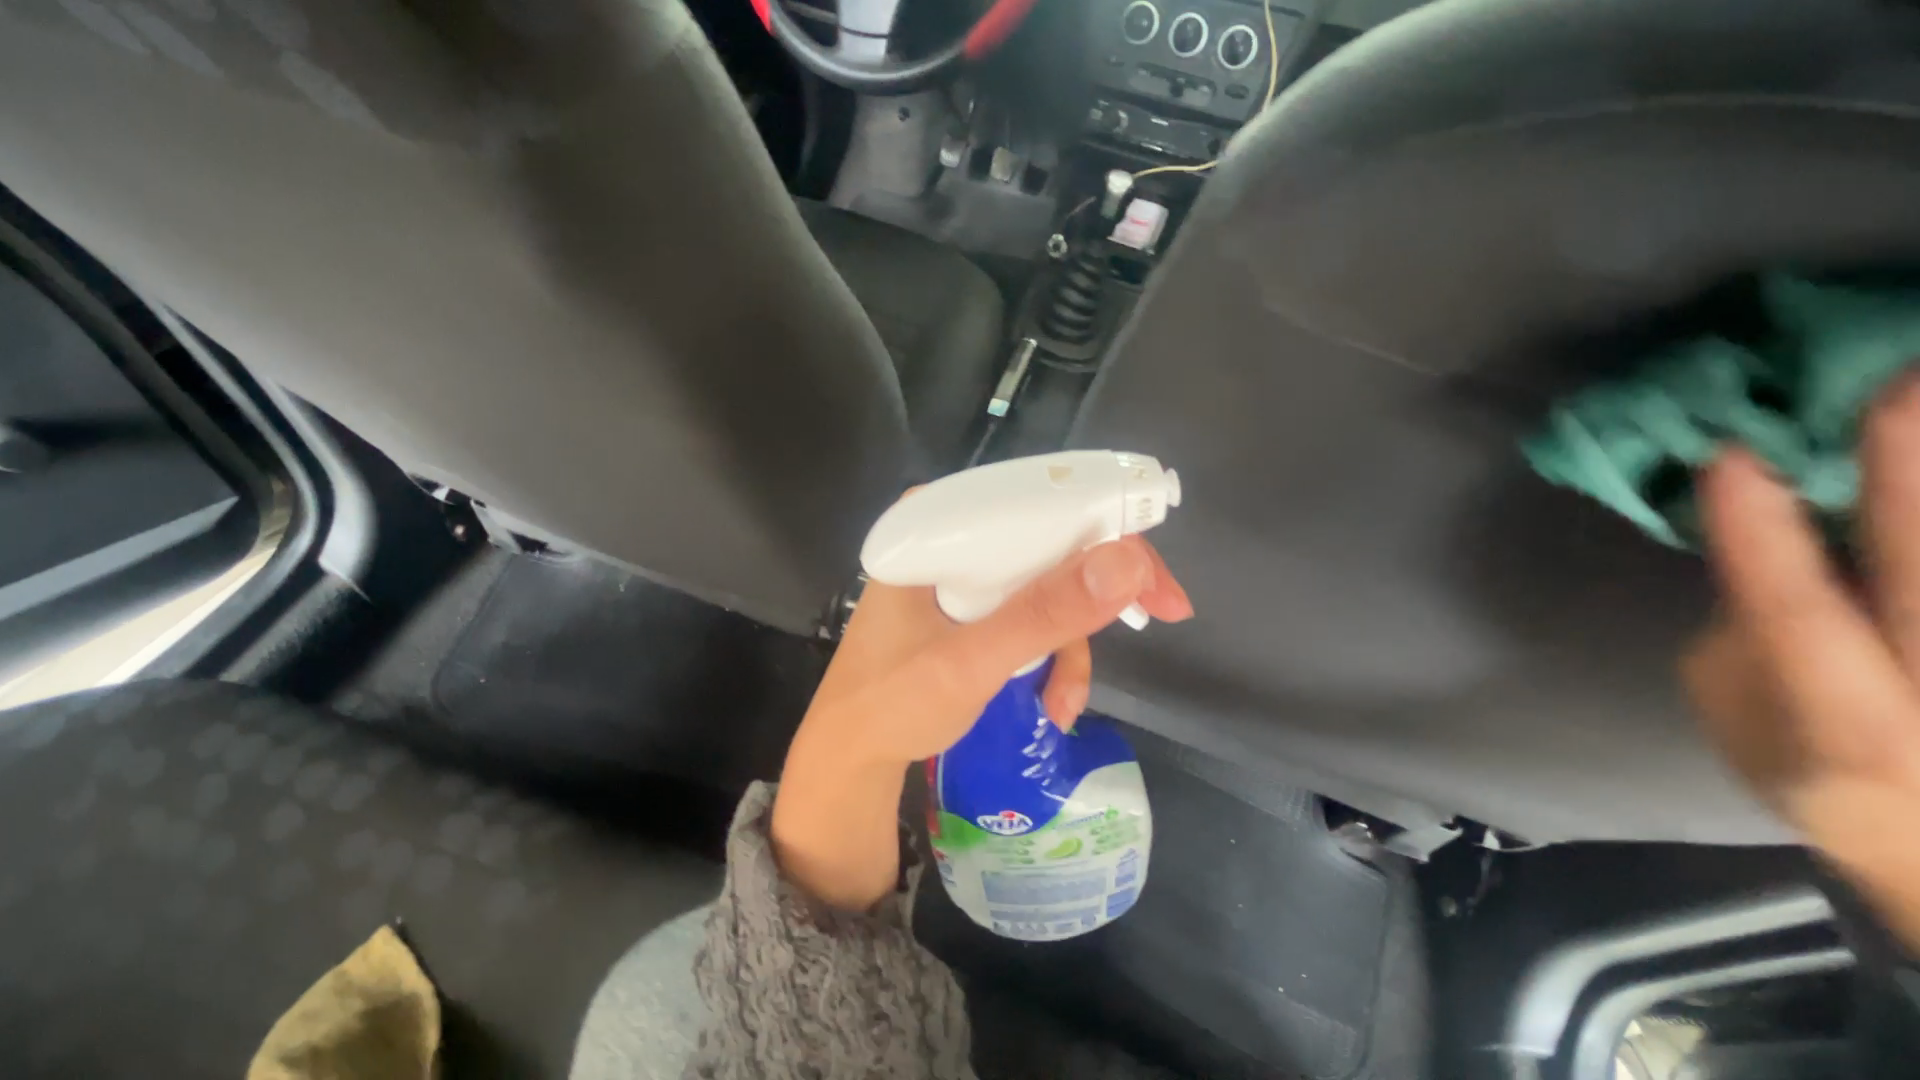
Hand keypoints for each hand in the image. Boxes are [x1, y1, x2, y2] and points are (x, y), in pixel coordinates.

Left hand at [772, 536, 1192, 910]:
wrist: (849, 762)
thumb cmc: (891, 705)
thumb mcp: (970, 662)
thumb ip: (1043, 615)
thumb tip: (1127, 563)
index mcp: (935, 523)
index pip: (1034, 499)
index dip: (1103, 524)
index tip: (1151, 571)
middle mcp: (950, 537)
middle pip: (1047, 539)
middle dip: (1099, 590)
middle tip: (1161, 611)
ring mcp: (961, 576)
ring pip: (1046, 583)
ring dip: (1071, 643)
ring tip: (1065, 702)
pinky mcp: (969, 612)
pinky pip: (1030, 616)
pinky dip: (1051, 656)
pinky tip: (1053, 702)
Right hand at [1687, 377, 1919, 948]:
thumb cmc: (1808, 768)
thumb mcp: (1741, 715)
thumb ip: (1751, 630)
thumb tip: (1777, 528)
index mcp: (1841, 724)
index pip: (1796, 618)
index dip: (1761, 537)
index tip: (1733, 456)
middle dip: (1907, 482)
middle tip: (1895, 383)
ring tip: (1913, 388)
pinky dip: (1917, 506)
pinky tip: (1916, 450)